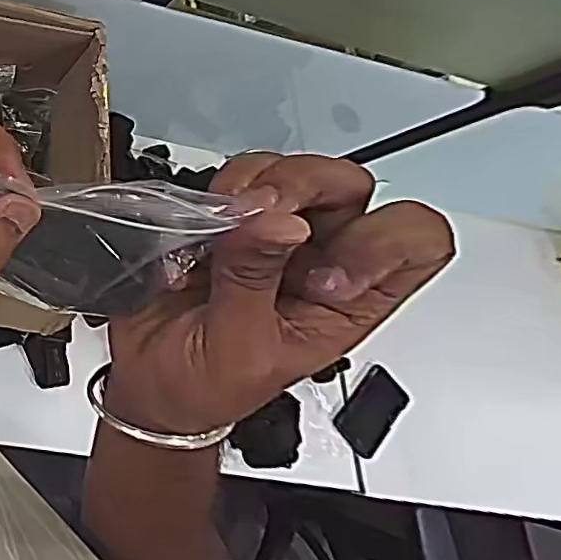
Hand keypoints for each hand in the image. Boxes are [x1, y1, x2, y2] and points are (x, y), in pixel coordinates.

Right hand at [105, 153, 453, 433]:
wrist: (148, 380)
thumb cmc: (203, 387)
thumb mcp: (237, 349)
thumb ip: (252, 284)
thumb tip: (279, 225)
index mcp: (343, 304)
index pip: (412, 247)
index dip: (380, 245)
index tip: (320, 273)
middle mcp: (316, 261)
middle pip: (350, 189)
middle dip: (307, 188)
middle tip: (263, 210)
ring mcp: (272, 236)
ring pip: (296, 172)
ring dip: (260, 182)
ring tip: (226, 218)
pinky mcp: (229, 222)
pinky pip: (241, 178)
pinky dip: (222, 187)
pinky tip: (204, 218)